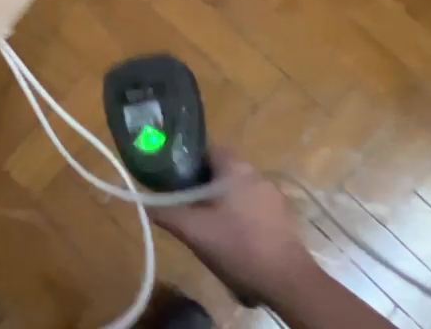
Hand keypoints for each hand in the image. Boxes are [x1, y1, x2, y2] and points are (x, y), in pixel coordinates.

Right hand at [148, 149, 317, 299]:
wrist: (289, 283)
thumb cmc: (239, 246)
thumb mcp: (192, 230)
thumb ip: (163, 211)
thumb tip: (141, 200)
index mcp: (235, 167)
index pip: (202, 147)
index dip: (181, 157)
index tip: (167, 174)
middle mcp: (255, 174)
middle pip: (217, 167)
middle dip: (197, 180)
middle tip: (179, 198)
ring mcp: (271, 195)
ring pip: (232, 186)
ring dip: (215, 197)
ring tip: (200, 218)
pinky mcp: (281, 216)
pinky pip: (248, 202)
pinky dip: (234, 211)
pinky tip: (227, 234)